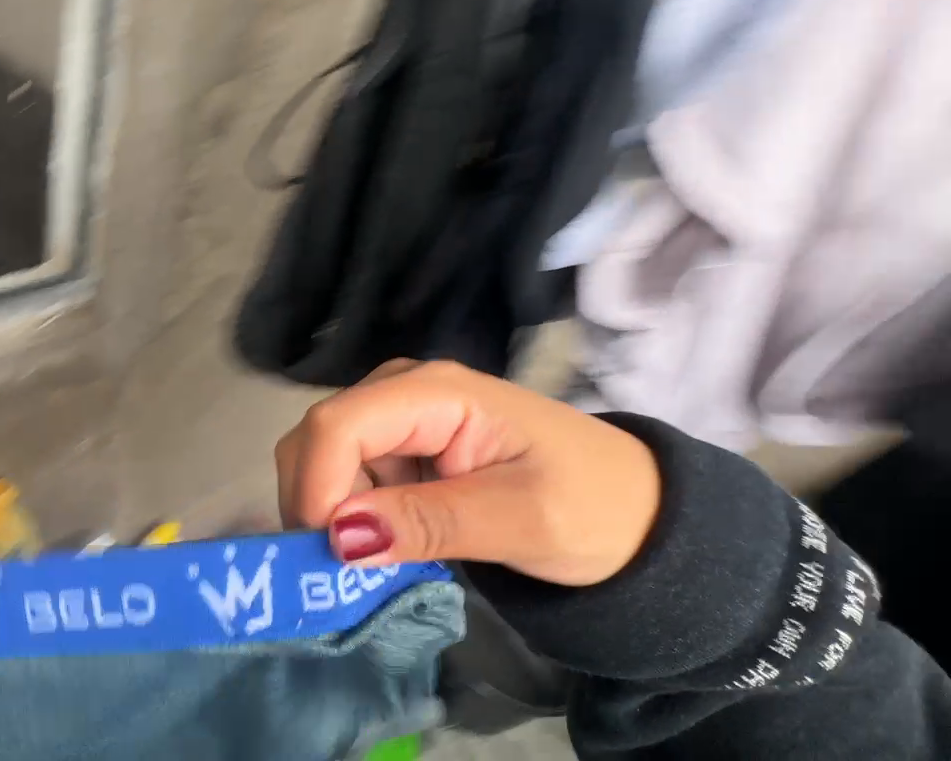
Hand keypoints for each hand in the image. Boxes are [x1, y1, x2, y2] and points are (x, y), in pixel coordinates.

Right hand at [274, 359, 662, 586]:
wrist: (642, 513)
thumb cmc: (600, 509)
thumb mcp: (524, 523)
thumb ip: (431, 524)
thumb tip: (340, 536)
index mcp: (433, 391)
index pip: (339, 425)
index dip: (319, 486)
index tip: (329, 556)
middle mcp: (397, 390)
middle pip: (317, 438)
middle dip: (318, 504)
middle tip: (347, 570)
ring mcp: (391, 416)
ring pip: (318, 457)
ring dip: (330, 514)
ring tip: (374, 561)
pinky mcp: (391, 443)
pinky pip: (340, 474)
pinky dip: (346, 516)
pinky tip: (383, 543)